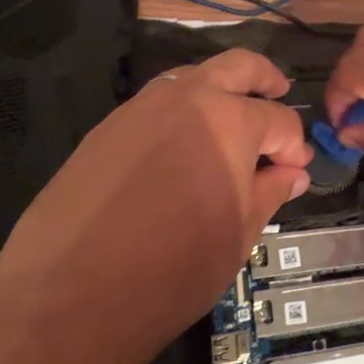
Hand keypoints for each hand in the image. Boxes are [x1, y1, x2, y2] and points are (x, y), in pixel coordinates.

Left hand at [0, 47, 310, 344]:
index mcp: (230, 120)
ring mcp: (140, 109)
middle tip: (278, 95)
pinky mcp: (105, 129)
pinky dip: (178, 115)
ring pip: (191, 78)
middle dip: (264, 79)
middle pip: (238, 66)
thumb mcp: (238, 236)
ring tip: (229, 125)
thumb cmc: (172, 270)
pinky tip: (179, 152)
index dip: (294, 145)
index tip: (296, 168)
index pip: (279, 120)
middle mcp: (186, 98)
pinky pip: (154, 106)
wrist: (66, 297)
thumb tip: (291, 172)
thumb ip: (270, 192)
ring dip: (217, 91)